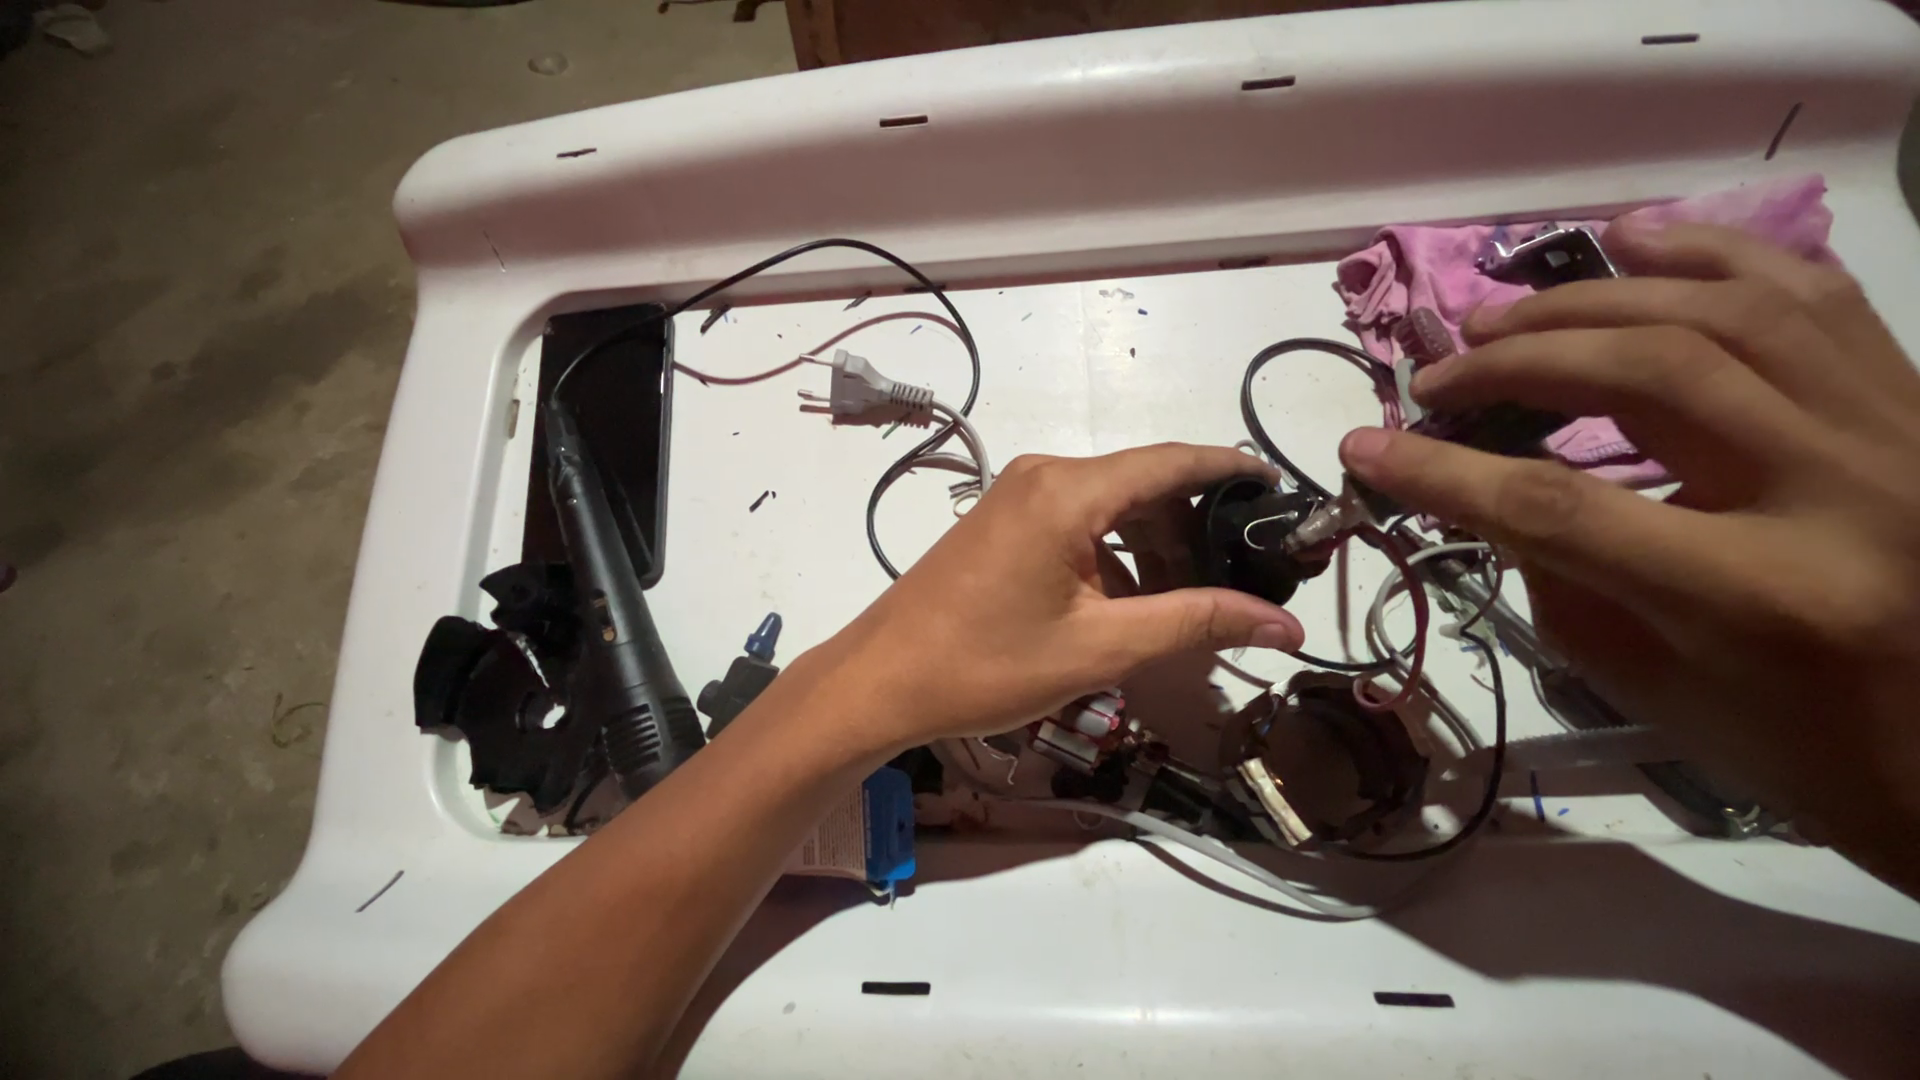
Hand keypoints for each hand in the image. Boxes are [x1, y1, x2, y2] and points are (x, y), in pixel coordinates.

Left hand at [812, 443, 1304, 749]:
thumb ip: (1195, 623)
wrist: (881, 680)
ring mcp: (1016, 496)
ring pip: (1111, 506)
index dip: (1233, 471)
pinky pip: (1076, 523)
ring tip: (1194, 601)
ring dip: (1154, 547)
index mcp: (1068, 490)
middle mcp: (1043, 475)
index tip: (1282, 491)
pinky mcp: (1002, 522)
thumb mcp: (1100, 647)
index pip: (1173, 462)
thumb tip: (1286, 624)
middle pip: (1144, 484)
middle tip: (1246, 573)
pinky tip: (1132, 603)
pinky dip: (1113, 555)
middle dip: (1196, 527)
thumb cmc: (986, 665)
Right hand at [1337, 222, 1919, 891]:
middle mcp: (1845, 494)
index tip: (1361, 447)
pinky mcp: (1919, 402)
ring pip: (1729, 313)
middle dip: (1514, 364)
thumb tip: (1489, 481)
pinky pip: (1812, 297)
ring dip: (1588, 301)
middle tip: (1438, 378)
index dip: (1443, 472)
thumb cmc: (1788, 738)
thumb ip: (1556, 567)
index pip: (1559, 508)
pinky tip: (1633, 239)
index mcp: (1760, 596)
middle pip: (1650, 376)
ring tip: (1500, 315)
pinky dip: (1711, 255)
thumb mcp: (1636, 674)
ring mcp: (1902, 432)